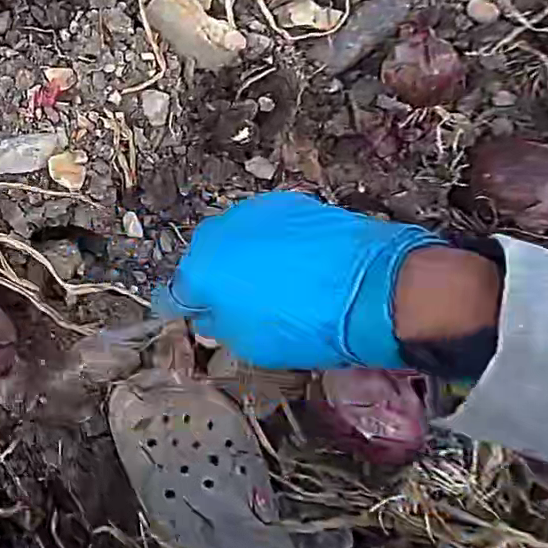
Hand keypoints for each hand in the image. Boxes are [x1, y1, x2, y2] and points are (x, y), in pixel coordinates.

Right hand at [159, 191, 446, 369]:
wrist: (373, 287)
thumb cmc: (310, 324)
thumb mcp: (251, 345)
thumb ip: (219, 326)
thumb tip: (213, 316)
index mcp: (200, 273)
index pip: (174, 295)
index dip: (190, 310)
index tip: (203, 317)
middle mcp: (217, 235)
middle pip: (204, 261)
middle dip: (219, 279)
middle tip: (245, 302)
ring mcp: (251, 213)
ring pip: (235, 239)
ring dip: (246, 257)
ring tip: (279, 280)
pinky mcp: (285, 201)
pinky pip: (266, 225)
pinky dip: (274, 240)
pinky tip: (300, 261)